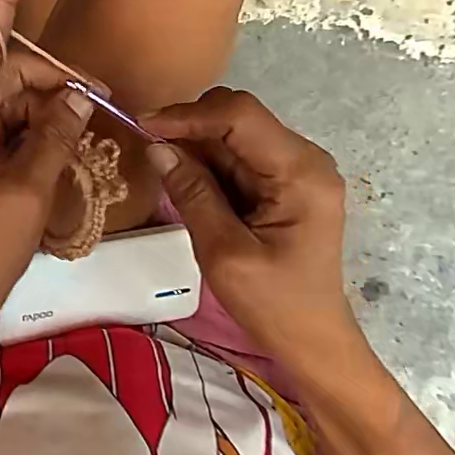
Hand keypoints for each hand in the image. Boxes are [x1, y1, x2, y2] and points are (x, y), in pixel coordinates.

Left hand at [0, 0, 96, 340]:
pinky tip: (74, 133)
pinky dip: (46, 123)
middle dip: (53, 78)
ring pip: (17, 94)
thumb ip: (55, 136)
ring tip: (94, 119)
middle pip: (7, 71)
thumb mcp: (26, 193)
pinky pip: (17, 118)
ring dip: (55, 103)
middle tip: (102, 95)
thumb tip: (79, 94)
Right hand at [139, 87, 361, 361]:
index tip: (143, 126)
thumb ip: (192, 193)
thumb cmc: (273, 303)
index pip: (240, 115)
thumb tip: (157, 147)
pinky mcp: (281, 182)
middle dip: (190, 127)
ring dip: (194, 145)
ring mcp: (295, 169)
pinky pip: (236, 155)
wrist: (312, 340)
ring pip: (232, 133)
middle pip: (237, 116)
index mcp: (301, 173)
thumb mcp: (223, 252)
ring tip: (164, 170)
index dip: (188, 114)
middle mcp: (304, 160)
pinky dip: (205, 161)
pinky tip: (185, 180)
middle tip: (150, 151)